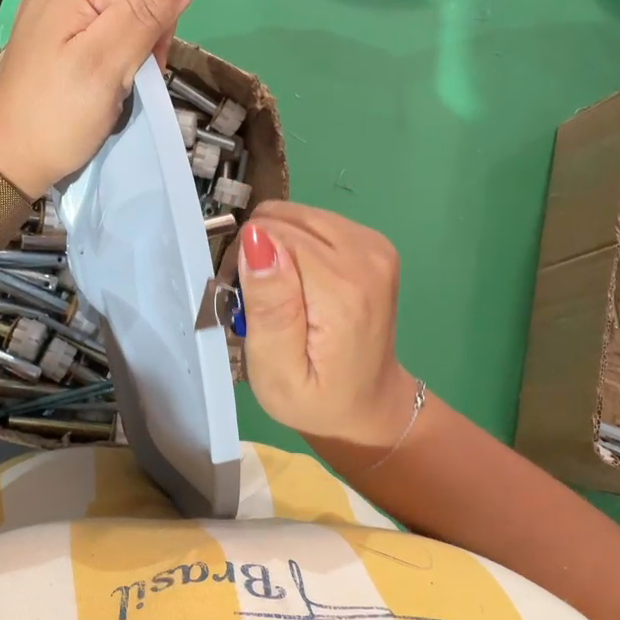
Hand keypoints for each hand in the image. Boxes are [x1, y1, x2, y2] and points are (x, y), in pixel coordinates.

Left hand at [0, 0, 210, 196]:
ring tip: (125, 64)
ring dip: (136, 23)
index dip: (163, 21)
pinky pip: (101, 2)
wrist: (11, 153)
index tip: (149, 67)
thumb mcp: (109, 62)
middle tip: (137, 69)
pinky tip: (110, 52)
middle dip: (151, 19)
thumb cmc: (61, 113)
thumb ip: (149, 11)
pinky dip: (116, 24)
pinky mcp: (51, 14)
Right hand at [237, 202, 419, 451]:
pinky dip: (296, 243)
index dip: (248, 260)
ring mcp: (374, 245)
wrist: (367, 405)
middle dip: (261, 250)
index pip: (275, 234)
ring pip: (298, 214)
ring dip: (277, 245)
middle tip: (261, 301)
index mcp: (344, 290)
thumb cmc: (315, 398)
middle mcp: (367, 255)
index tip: (245, 300)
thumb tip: (256, 239)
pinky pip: (314, 221)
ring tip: (279, 293)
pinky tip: (297, 280)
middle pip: (286, 219)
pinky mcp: (372, 241)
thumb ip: (268, 307)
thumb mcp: (277, 371)